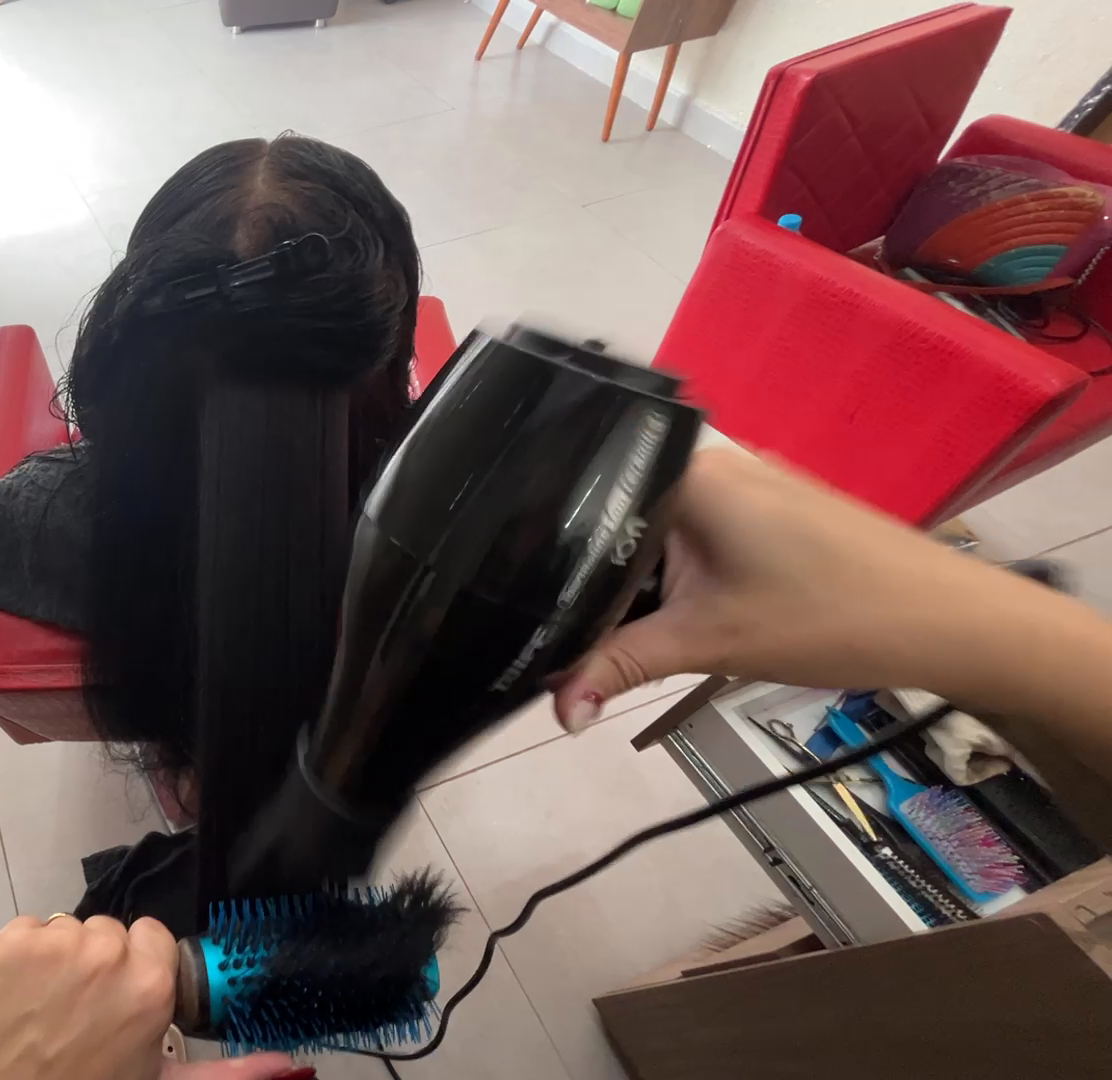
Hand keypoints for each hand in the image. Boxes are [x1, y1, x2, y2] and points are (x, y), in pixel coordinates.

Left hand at [0, 914, 303, 1079]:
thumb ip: (227, 1073)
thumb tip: (293, 1066)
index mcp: (150, 984)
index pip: (153, 940)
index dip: (136, 971)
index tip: (121, 1001)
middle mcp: (107, 951)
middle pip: (112, 933)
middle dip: (100, 964)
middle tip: (80, 1015)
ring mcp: (56, 942)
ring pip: (72, 929)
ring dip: (62, 960)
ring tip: (46, 1009)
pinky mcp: (11, 939)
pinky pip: (33, 926)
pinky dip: (25, 955)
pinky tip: (18, 995)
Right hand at [549, 448, 1007, 730]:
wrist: (967, 627)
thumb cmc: (832, 619)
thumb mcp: (707, 643)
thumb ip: (618, 668)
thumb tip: (558, 714)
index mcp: (683, 474)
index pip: (583, 506)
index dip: (545, 556)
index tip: (520, 597)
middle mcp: (704, 462)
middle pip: (612, 518)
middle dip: (585, 574)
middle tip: (547, 617)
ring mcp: (737, 481)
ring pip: (647, 528)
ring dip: (627, 574)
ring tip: (589, 613)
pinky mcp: (759, 504)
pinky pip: (681, 530)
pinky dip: (663, 568)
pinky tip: (655, 602)